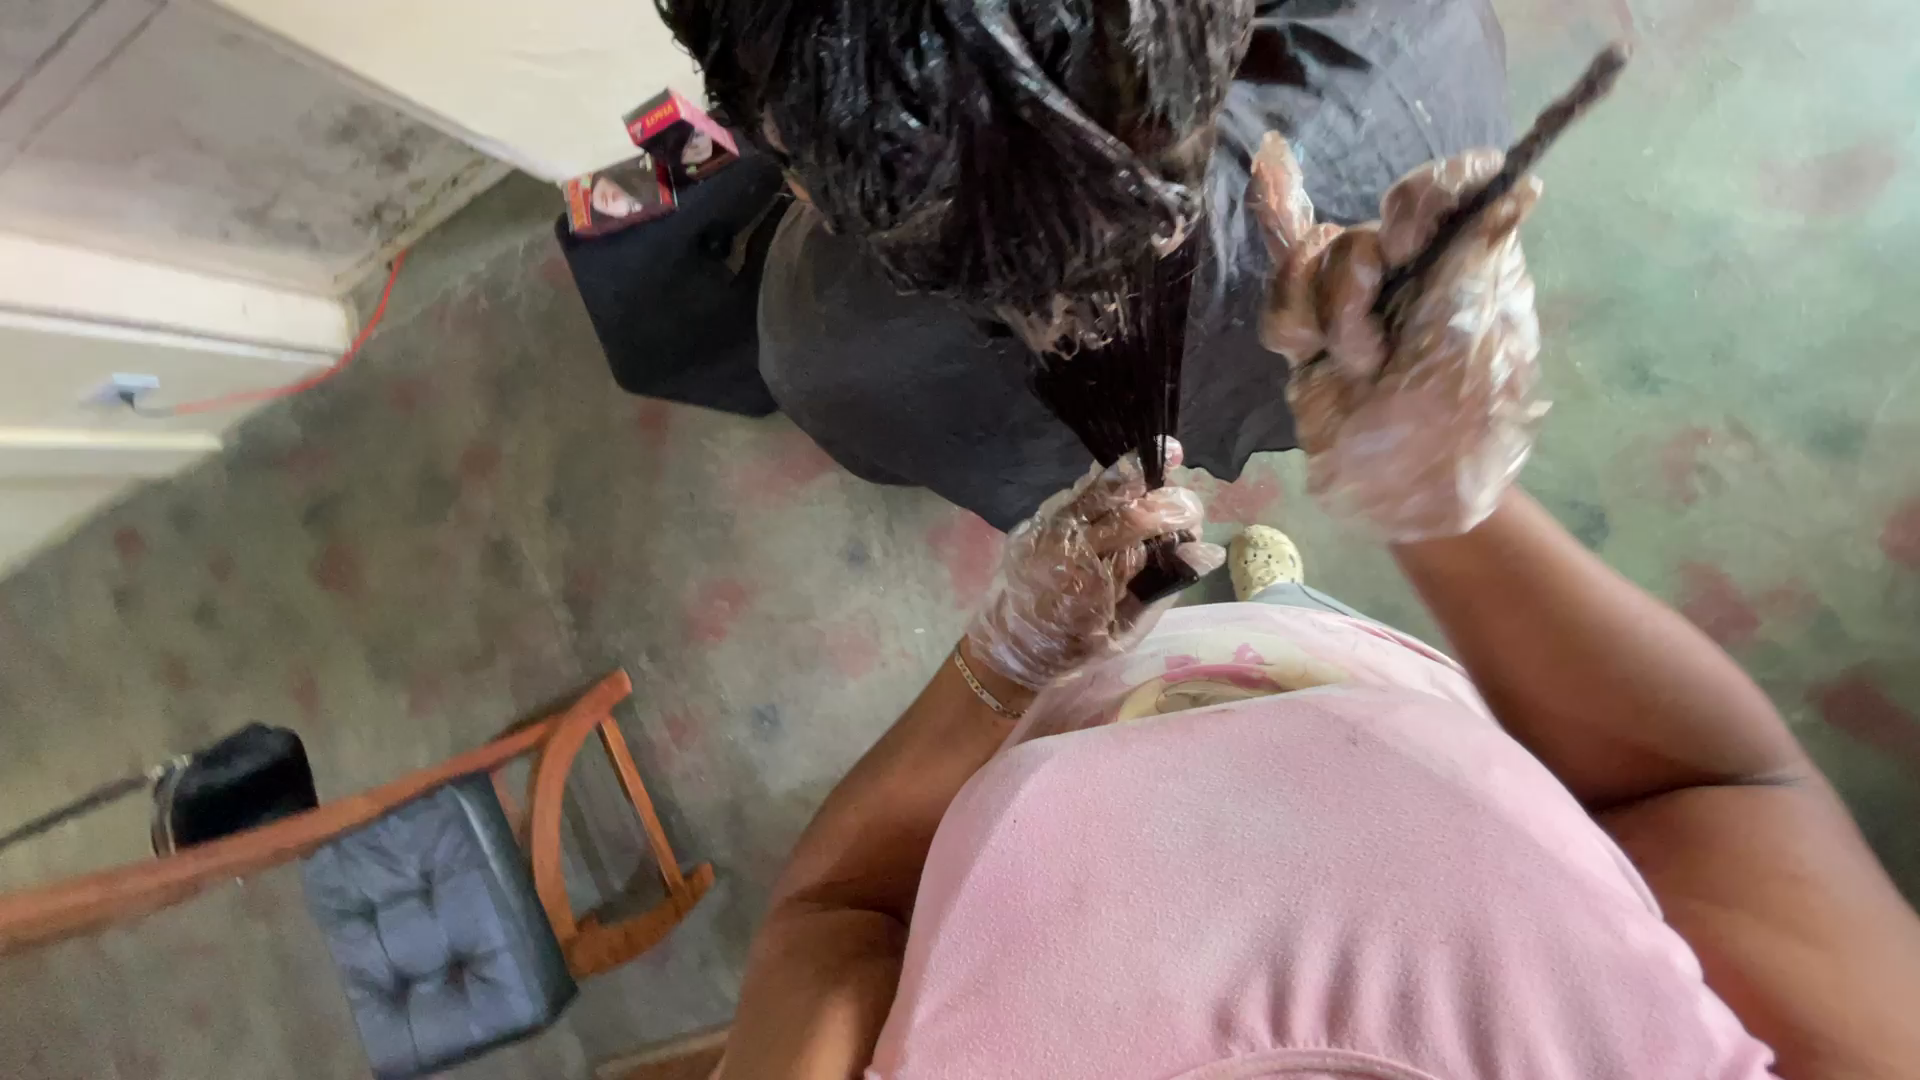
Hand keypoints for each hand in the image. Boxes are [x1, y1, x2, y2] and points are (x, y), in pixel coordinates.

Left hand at [966, 440, 1225, 688]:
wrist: (1008, 648)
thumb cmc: (1074, 648)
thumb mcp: (1126, 632)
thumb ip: (1164, 589)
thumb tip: (1206, 552)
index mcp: (1088, 578)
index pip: (1140, 529)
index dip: (1174, 517)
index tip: (1194, 521)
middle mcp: (1062, 546)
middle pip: (1116, 498)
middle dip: (1156, 491)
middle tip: (1181, 488)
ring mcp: (1042, 530)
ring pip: (1090, 487)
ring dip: (1128, 477)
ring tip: (1159, 461)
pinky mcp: (1030, 524)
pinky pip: (1071, 496)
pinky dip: (1099, 488)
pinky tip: (1121, 486)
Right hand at [1249, 133, 1547, 540]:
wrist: (1395, 492)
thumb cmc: (1453, 418)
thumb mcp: (1477, 329)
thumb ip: (1478, 250)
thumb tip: (1523, 182)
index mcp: (1463, 263)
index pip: (1447, 187)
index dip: (1415, 200)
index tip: (1405, 247)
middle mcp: (1410, 276)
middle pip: (1359, 230)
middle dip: (1352, 289)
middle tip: (1375, 351)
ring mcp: (1354, 307)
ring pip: (1308, 262)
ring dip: (1319, 317)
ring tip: (1346, 368)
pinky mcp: (1310, 339)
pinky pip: (1280, 300)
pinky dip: (1286, 320)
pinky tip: (1300, 349)